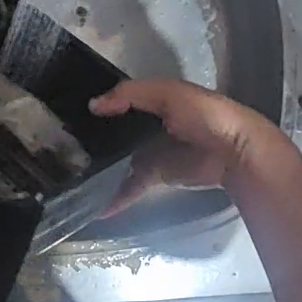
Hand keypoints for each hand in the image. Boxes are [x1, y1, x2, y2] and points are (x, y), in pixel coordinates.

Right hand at [89, 79, 285, 213]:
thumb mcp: (167, 93)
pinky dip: (117, 197)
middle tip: (66, 147)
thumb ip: (130, 95)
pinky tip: (99, 207)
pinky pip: (133, 186)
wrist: (234, 152)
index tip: (70, 114)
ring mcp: (153, 152)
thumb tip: (94, 105)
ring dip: (101, 170)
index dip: (100, 106)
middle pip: (117, 133)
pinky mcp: (158, 176)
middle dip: (95, 140)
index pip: (121, 101)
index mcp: (156, 101)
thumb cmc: (203, 115)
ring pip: (120, 161)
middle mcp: (151, 126)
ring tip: (73, 177)